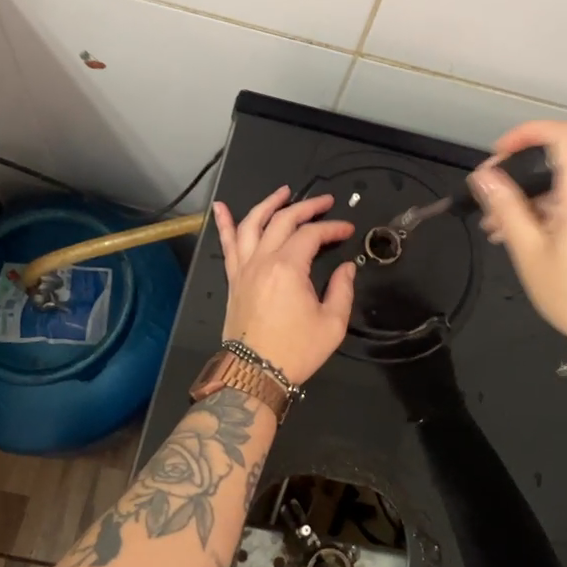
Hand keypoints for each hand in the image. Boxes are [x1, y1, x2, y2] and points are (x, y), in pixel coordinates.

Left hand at [211, 186, 357, 385]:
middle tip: (325, 201)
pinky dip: (223, 223)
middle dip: (307, 207)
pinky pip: (227, 244)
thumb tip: (346, 268)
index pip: (312, 234)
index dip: (332, 228)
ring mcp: (244, 267)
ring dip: (268, 203)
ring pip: (252, 223)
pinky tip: (219, 207)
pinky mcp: (233, 278)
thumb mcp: (332, 324)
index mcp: (289, 268)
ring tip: (284, 192)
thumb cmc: (296, 351)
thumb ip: (342, 290)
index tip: (347, 230)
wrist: (254, 373)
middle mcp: (263, 260)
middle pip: (283, 220)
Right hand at [469, 121, 566, 353]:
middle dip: (518, 173)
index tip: (499, 154)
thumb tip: (483, 175)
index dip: (528, 132)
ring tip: (495, 228)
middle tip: (487, 199)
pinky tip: (521, 238)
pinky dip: (544, 211)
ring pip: (561, 186)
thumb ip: (506, 207)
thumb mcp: (530, 252)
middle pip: (557, 161)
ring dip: (527, 198)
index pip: (562, 134)